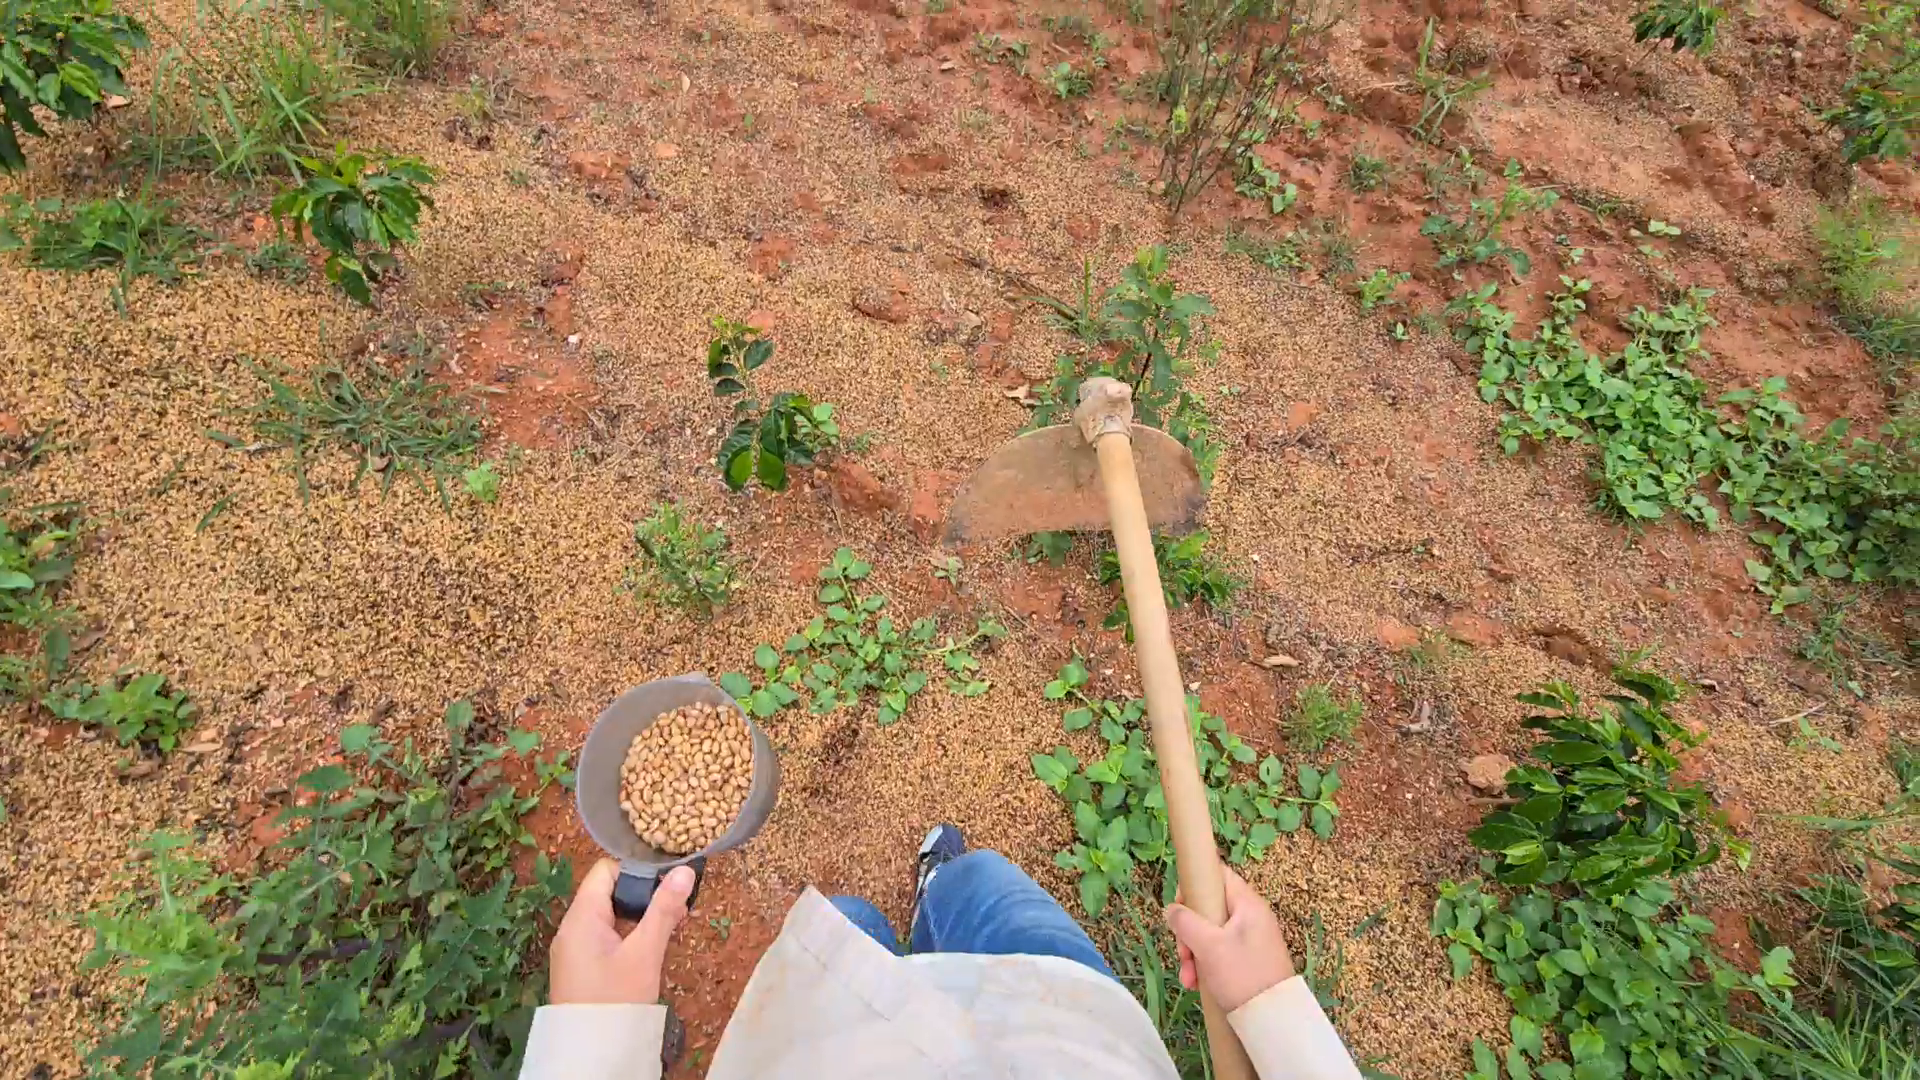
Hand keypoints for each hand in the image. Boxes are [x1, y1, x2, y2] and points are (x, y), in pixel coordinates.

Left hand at [550, 860, 694, 1004]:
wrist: (590, 1058)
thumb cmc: (616, 998)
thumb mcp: (645, 952)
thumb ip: (664, 909)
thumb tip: (685, 869)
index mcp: (581, 918)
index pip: (606, 870)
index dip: (637, 869)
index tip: (666, 880)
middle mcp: (572, 928)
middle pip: (610, 890)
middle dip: (645, 892)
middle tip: (677, 902)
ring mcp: (575, 949)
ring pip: (612, 913)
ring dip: (641, 913)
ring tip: (673, 920)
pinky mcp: (582, 966)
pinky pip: (608, 934)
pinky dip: (631, 931)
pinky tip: (654, 942)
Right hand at [1164, 866, 1294, 1011]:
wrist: (1276, 1025)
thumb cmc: (1242, 976)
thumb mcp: (1208, 945)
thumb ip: (1184, 921)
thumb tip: (1171, 909)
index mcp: (1247, 903)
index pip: (1216, 874)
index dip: (1193, 884)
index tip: (1179, 907)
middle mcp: (1251, 917)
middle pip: (1209, 908)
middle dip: (1189, 931)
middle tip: (1182, 953)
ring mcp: (1251, 940)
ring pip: (1211, 933)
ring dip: (1193, 952)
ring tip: (1188, 977)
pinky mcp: (1249, 961)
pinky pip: (1220, 952)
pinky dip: (1205, 964)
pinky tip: (1197, 984)